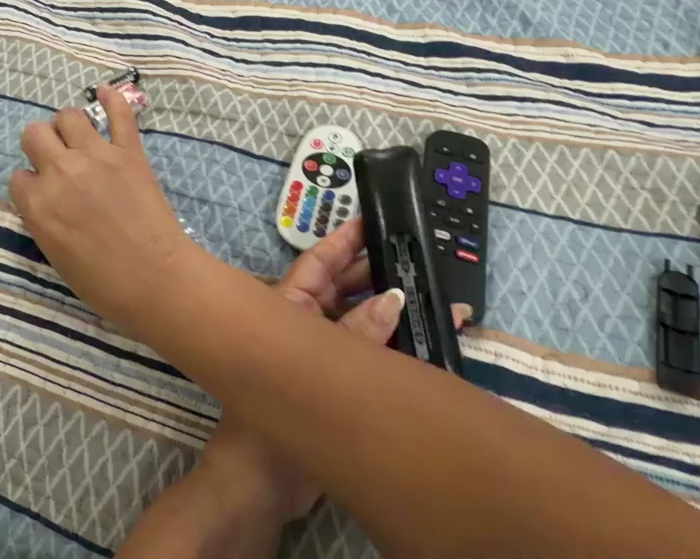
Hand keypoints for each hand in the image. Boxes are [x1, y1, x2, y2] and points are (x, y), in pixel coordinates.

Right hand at [9, 85, 196, 326]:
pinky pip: (119, 113)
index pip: (18, 177)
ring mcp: (97, 156)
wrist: (156, 279)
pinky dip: (112, 98)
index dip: (31, 184)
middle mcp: (61, 172)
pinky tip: (105, 91)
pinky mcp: (130, 151)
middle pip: (34, 134)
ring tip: (78, 138)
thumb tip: (45, 200)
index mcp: (38, 204)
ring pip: (69, 116)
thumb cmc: (104, 283)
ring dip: (69, 126)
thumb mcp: (55, 256)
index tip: (44, 195)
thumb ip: (44, 219)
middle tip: (57, 162)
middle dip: (41, 146)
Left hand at [194, 218, 405, 522]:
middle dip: (379, 271)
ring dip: (396, 310)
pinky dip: (400, 346)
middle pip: (346, 288)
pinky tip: (432, 341)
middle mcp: (307, 325)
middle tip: (418, 255)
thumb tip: (394, 298)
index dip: (344, 240)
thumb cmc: (271, 413)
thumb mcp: (317, 364)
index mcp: (288, 308)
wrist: (260, 481)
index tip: (373, 218)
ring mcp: (326, 356)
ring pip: (364, 320)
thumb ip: (358, 332)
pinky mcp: (343, 386)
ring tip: (439, 295)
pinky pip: (374, 355)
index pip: (319, 263)